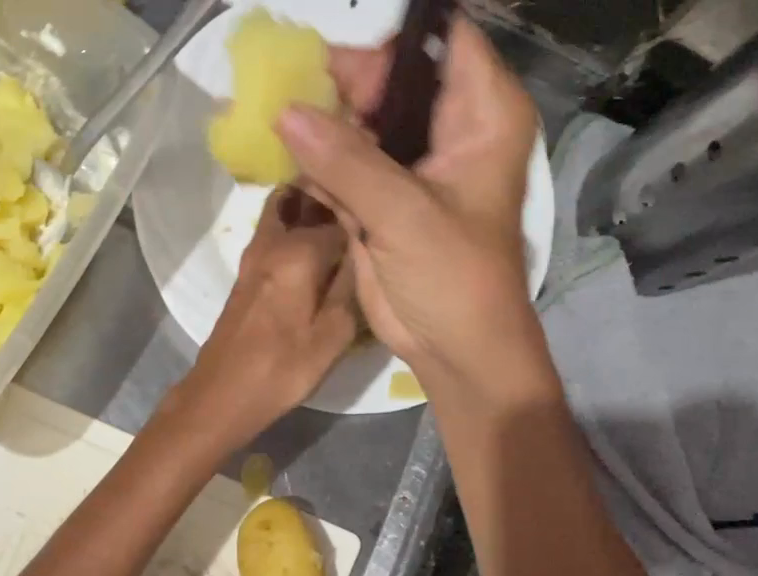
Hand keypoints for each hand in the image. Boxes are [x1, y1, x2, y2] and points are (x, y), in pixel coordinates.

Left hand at [171, 187, 358, 443]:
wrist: (221, 395)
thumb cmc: (281, 371)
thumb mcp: (333, 335)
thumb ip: (352, 285)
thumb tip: (367, 249)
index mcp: (298, 250)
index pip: (345, 212)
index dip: (369, 215)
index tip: (391, 220)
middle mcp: (273, 241)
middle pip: (307, 195)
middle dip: (335, 195)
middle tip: (367, 212)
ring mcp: (254, 255)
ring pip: (286, 210)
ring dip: (312, 208)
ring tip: (346, 229)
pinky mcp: (246, 273)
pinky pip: (277, 233)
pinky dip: (297, 230)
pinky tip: (321, 256)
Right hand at [276, 19, 542, 395]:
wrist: (454, 351)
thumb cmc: (454, 278)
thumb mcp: (403, 214)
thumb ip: (345, 161)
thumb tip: (285, 113)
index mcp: (481, 115)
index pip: (442, 43)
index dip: (392, 44)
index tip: (332, 57)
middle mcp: (448, 131)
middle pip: (392, 80)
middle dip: (344, 83)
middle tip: (291, 88)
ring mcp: (410, 168)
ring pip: (361, 122)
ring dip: (321, 122)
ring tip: (276, 117)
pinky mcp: (380, 202)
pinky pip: (342, 166)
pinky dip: (315, 164)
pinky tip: (283, 157)